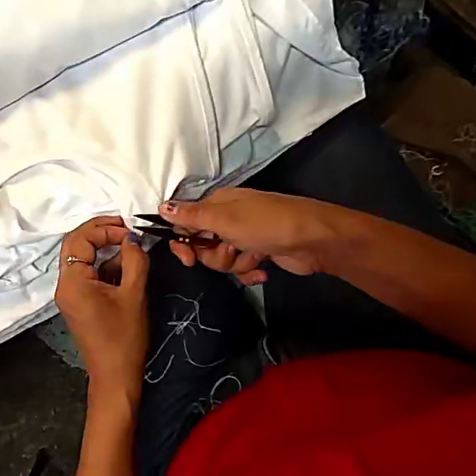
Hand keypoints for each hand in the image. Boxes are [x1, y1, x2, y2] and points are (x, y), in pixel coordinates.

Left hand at [53, 215, 149, 396]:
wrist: (115, 375)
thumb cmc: (124, 338)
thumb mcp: (134, 294)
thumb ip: (133, 260)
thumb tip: (132, 238)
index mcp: (72, 282)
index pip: (79, 239)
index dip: (103, 229)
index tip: (129, 230)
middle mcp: (64, 285)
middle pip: (75, 245)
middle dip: (101, 233)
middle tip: (127, 229)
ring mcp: (70, 294)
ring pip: (82, 259)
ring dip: (105, 250)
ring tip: (132, 248)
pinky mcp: (79, 302)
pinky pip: (88, 274)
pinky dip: (105, 266)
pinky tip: (127, 267)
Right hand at [158, 189, 356, 278]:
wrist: (314, 240)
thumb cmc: (267, 224)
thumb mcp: (224, 219)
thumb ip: (191, 216)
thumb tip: (161, 207)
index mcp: (218, 204)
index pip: (186, 224)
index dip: (184, 244)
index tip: (189, 259)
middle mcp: (228, 219)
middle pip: (203, 246)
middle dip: (215, 256)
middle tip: (232, 251)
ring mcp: (245, 237)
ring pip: (222, 260)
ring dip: (236, 263)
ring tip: (254, 256)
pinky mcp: (259, 252)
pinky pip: (241, 268)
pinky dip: (250, 271)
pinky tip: (262, 270)